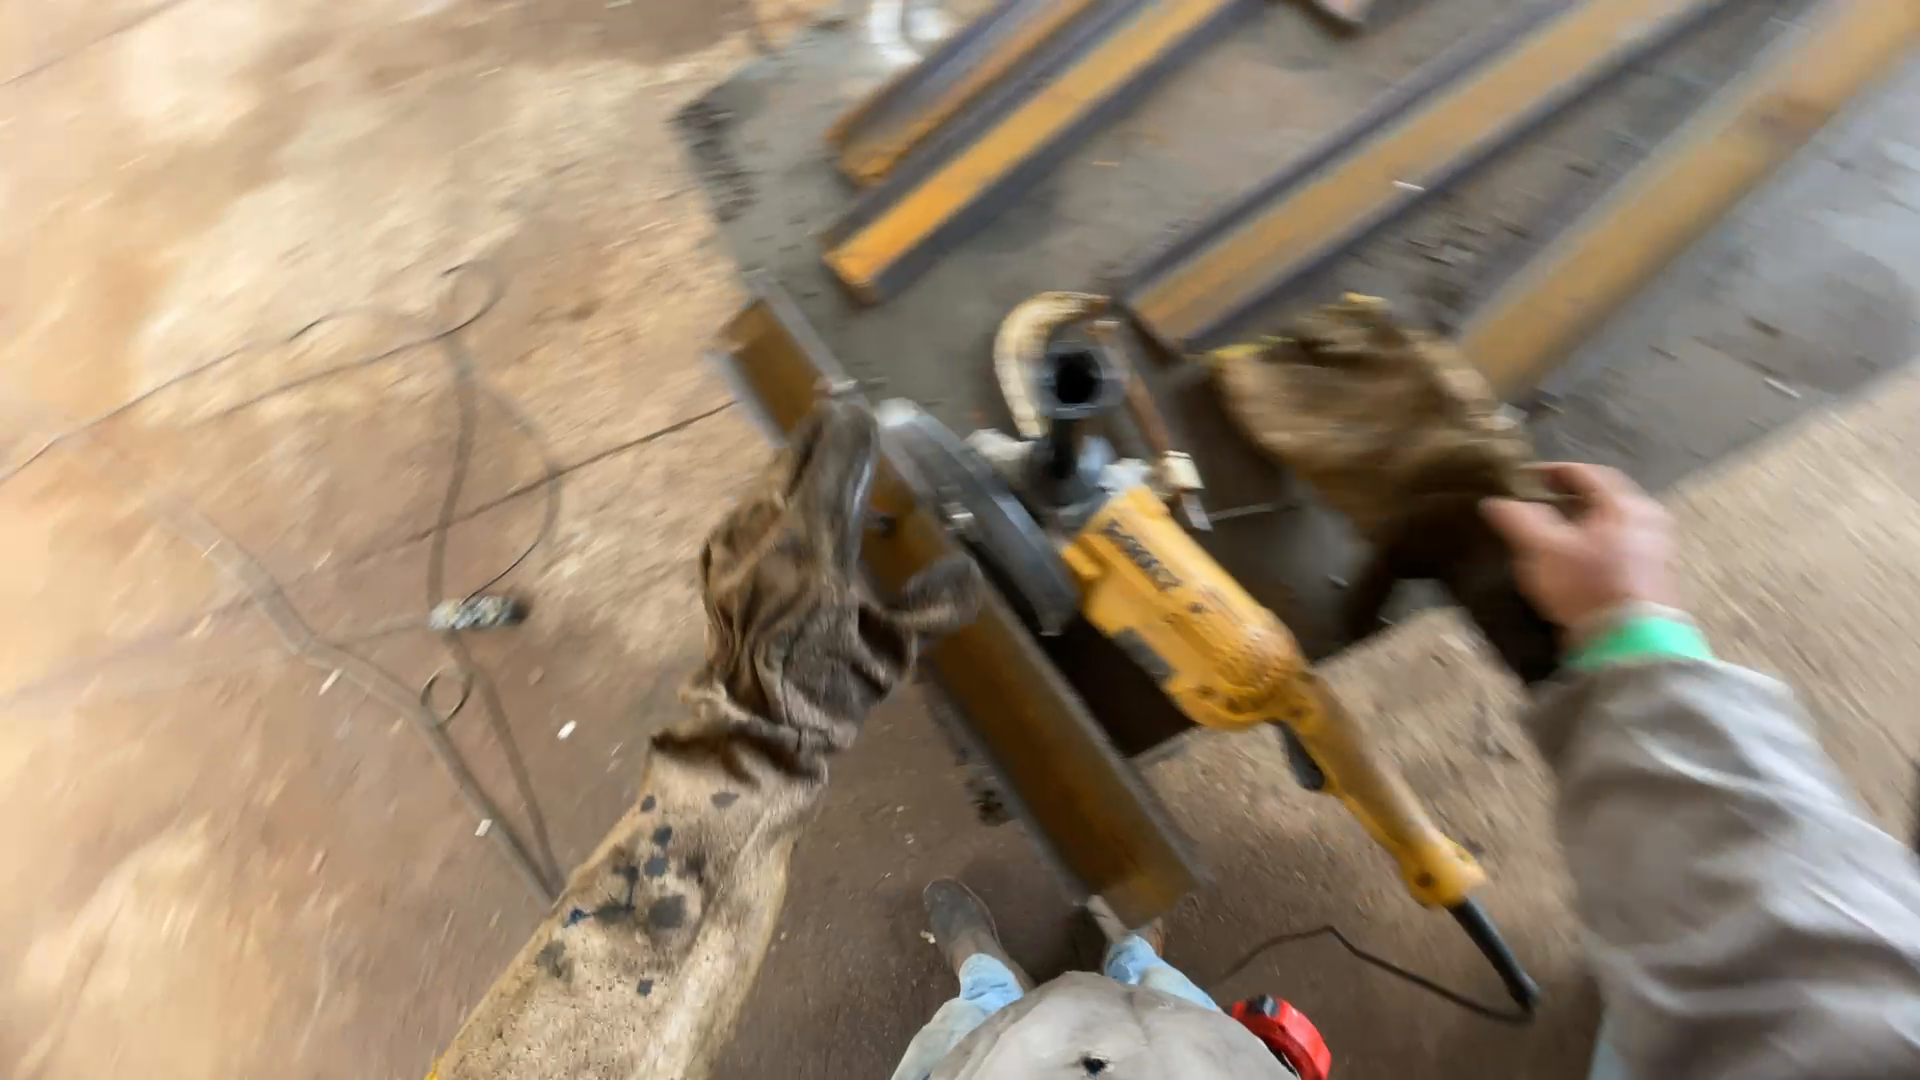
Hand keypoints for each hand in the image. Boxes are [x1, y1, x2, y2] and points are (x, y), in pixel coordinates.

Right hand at [1480, 464, 1675, 637]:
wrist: (1628, 638)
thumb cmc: (1584, 583)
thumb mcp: (1541, 548)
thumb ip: (1516, 519)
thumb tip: (1494, 502)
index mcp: (1624, 505)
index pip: (1585, 473)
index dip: (1550, 471)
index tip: (1521, 477)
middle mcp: (1647, 519)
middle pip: (1600, 497)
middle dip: (1563, 497)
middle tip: (1532, 503)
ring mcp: (1653, 548)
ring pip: (1607, 522)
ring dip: (1576, 521)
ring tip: (1546, 531)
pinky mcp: (1650, 574)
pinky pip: (1614, 543)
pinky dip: (1588, 541)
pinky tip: (1568, 557)